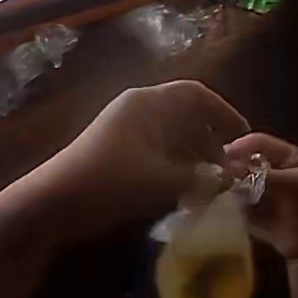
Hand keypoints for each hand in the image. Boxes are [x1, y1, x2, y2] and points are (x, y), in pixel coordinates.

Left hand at [19, 81, 249, 240]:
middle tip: (229, 169)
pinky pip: (159, 154)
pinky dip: (177, 168)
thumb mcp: (161, 179)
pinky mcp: (121, 155)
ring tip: (213, 183)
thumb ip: (201, 178)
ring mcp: (128, 133)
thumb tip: (231, 179)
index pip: (196, 95)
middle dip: (211, 141)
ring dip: (195, 157)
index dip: (224, 113)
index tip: (243, 138)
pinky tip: (189, 190)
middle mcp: (140, 112)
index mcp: (148, 104)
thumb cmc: (109, 181)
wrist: (55, 202)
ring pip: (173, 138)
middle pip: (186, 116)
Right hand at [223, 133, 297, 260]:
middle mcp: (273, 173)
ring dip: (232, 189)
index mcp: (286, 158)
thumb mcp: (294, 182)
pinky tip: (230, 211)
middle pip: (245, 164)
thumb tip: (230, 167)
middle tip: (218, 175)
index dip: (240, 146)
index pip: (258, 143)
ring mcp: (264, 196)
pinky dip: (235, 210)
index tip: (223, 155)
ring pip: (239, 186)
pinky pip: (240, 210)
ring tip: (224, 194)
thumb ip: (262, 173)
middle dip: (232, 168)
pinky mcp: (256, 217)